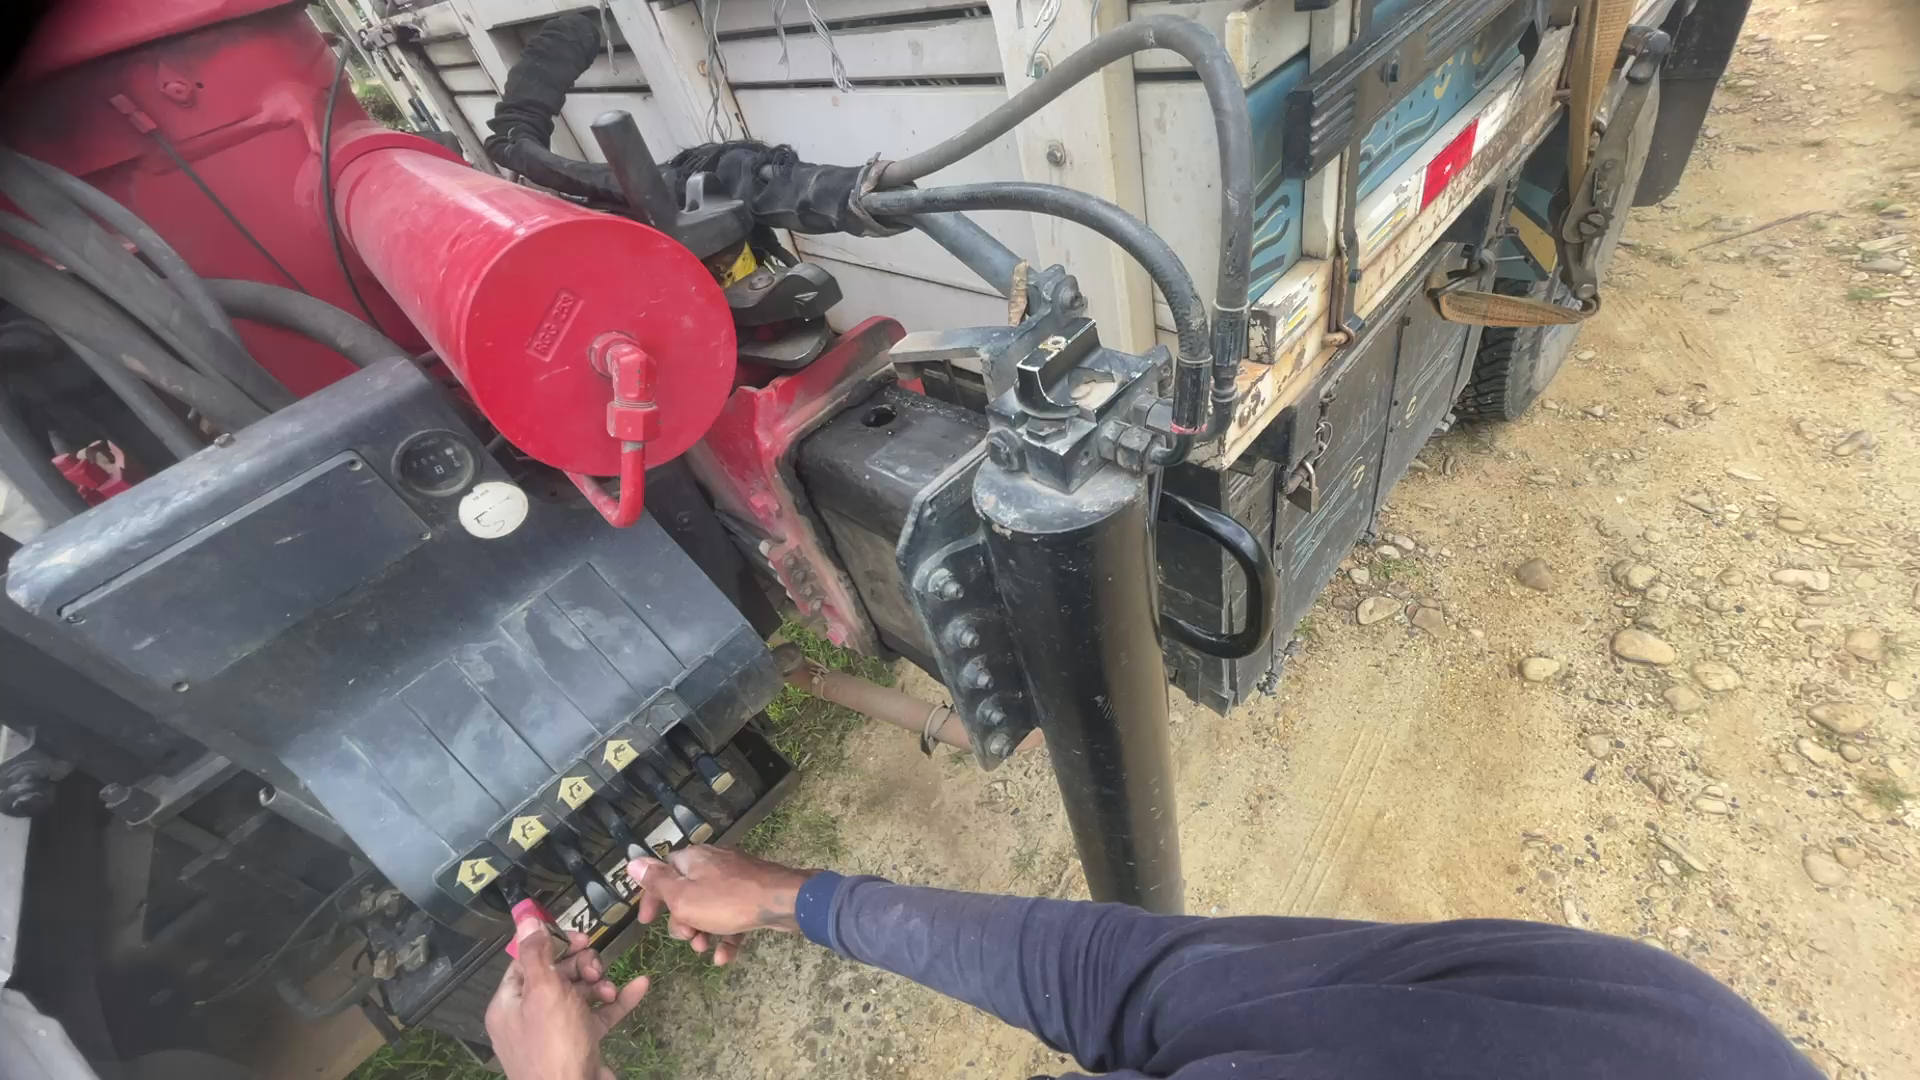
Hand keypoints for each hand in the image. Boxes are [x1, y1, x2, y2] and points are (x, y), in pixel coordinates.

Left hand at [485, 919, 649, 1079]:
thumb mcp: (544, 991)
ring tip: (610, 990)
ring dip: (600, 982)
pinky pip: (600, 1012)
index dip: (553, 945)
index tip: (580, 939)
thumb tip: (525, 918)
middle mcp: (529, 1016)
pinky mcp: (580, 1042)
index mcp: (511, 1004)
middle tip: (596, 969)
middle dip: (582, 965)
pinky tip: (639, 986)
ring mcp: (556, 1031)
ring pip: (580, 991)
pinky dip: (618, 998)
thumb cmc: (553, 1044)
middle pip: (558, 973)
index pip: (528, 960)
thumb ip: (538, 953)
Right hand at [629, 846, 814, 966]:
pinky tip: (725, 957)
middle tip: (689, 936)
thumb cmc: (727, 900)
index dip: (651, 897)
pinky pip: (732, 916)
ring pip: (708, 909)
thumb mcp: (683, 896)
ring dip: (703, 933)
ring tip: (706, 949)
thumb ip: (658, 882)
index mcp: (694, 859)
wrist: (780, 901)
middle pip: (686, 894)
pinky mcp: (752, 894)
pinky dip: (726, 936)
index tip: (646, 922)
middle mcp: (714, 863)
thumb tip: (633, 860)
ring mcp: (735, 878)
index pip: (663, 872)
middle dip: (682, 921)